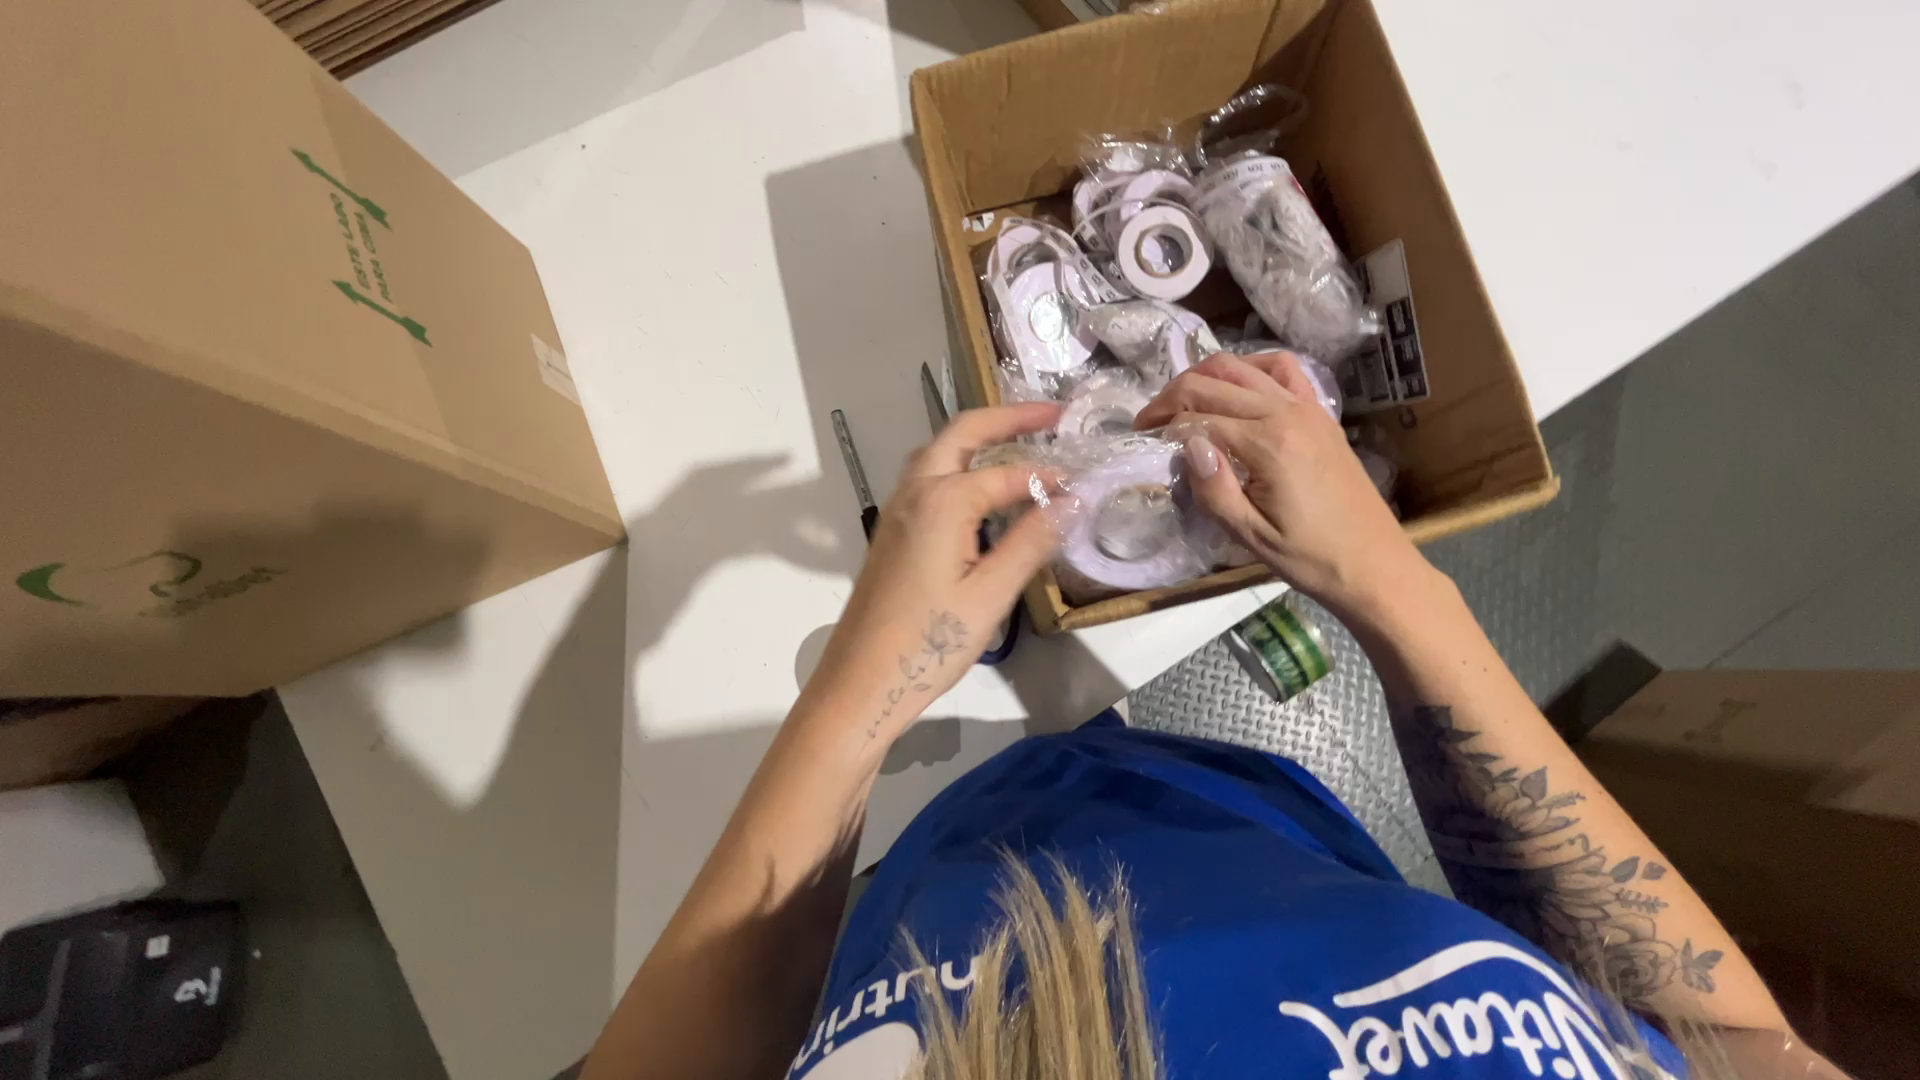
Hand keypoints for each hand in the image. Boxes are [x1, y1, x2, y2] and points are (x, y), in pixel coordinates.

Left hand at [800, 403, 1066, 745]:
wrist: (860, 681)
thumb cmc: (927, 643)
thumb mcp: (990, 595)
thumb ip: (1031, 542)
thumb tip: (1071, 500)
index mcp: (941, 501)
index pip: (1006, 474)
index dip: (1047, 480)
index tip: (1082, 489)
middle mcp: (914, 493)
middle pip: (960, 434)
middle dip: (1006, 419)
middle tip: (1052, 415)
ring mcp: (896, 512)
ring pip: (937, 454)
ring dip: (977, 439)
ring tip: (1019, 441)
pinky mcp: (891, 533)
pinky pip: (927, 480)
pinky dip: (959, 467)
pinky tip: (981, 492)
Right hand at [1134, 351, 1427, 615]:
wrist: (1372, 563)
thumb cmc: (1308, 557)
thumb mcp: (1249, 536)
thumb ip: (1213, 488)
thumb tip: (1186, 444)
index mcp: (1268, 445)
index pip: (1198, 417)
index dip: (1162, 424)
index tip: (1141, 438)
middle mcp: (1286, 413)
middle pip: (1213, 383)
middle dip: (1172, 397)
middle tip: (1148, 422)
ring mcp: (1307, 408)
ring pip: (1241, 367)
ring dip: (1203, 377)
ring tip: (1181, 403)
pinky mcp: (1319, 413)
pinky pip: (1281, 370)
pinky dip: (1249, 367)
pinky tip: (1234, 386)